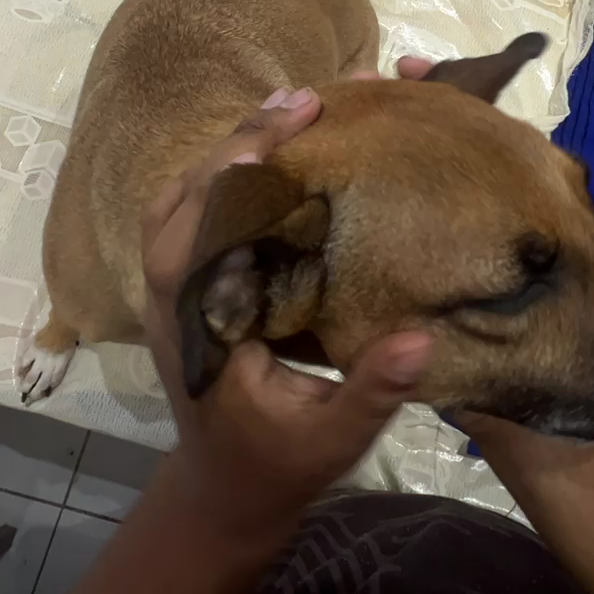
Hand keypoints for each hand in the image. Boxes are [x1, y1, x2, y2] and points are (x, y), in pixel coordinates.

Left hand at [137, 74, 433, 543]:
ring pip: (181, 198)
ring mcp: (172, 289)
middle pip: (186, 200)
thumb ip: (371, 391)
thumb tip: (420, 337)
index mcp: (200, 329)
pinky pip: (191, 212)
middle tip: (306, 100)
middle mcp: (174, 298)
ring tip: (289, 111)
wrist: (223, 493)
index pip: (202, 236)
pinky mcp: (188, 285)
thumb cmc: (276, 467)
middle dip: (243, 142)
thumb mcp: (332, 438)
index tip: (280, 130)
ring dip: (230, 150)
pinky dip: (222, 174)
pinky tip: (265, 154)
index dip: (234, 179)